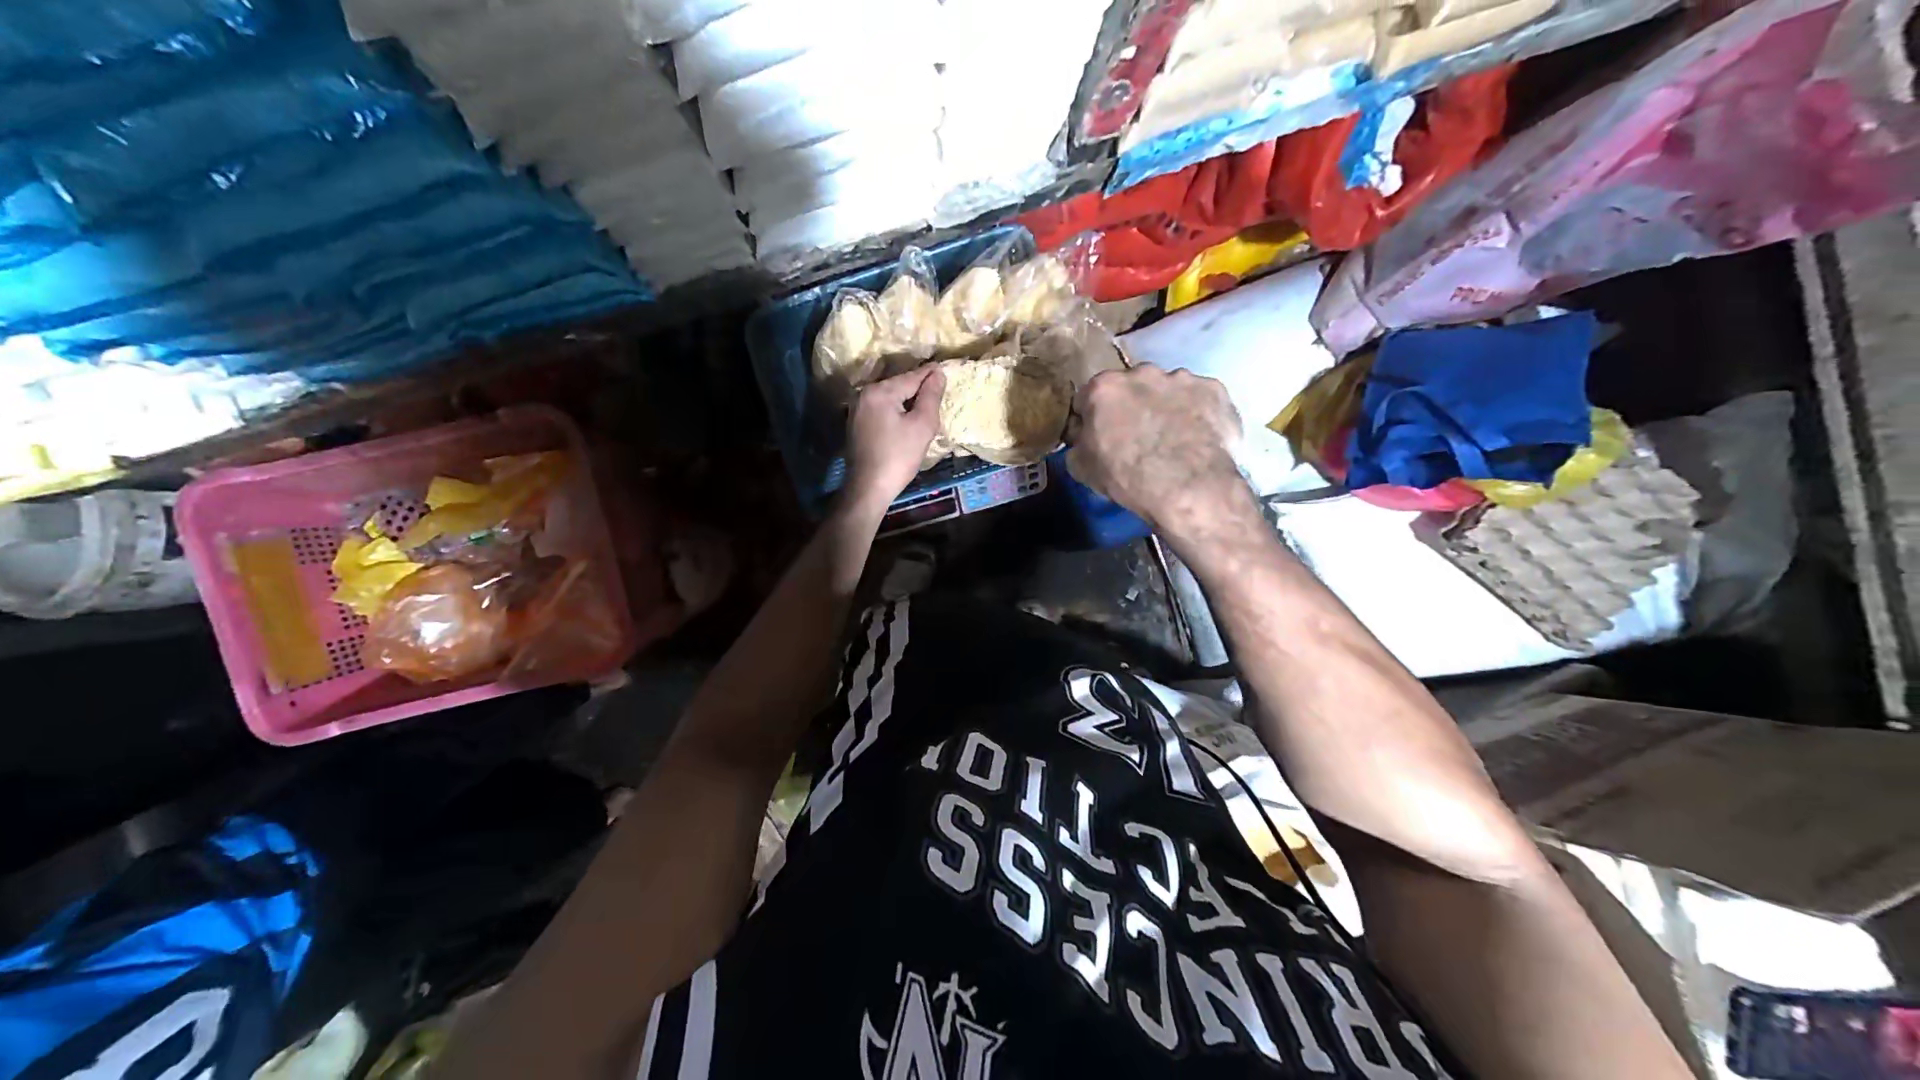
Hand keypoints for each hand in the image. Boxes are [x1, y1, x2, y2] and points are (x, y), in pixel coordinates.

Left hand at [842, 366, 944, 515]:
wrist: (868, 487)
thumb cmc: (899, 457)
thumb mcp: (922, 425)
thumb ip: (931, 396)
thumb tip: (937, 373)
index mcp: (880, 391)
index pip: (912, 376)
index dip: (931, 374)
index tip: (945, 369)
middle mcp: (865, 393)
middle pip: (899, 385)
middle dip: (918, 387)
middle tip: (938, 390)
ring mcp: (857, 408)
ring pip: (889, 397)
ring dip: (907, 399)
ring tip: (925, 403)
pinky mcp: (856, 422)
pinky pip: (881, 408)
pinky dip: (895, 409)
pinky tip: (906, 418)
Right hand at [1067, 365, 1251, 539]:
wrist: (1188, 487)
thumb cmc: (1127, 477)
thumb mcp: (1081, 468)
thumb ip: (1078, 442)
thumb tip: (1084, 437)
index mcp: (1104, 387)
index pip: (1089, 397)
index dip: (1092, 417)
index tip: (1098, 435)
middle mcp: (1142, 372)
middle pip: (1131, 387)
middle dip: (1132, 406)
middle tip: (1138, 437)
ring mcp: (1182, 378)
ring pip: (1168, 389)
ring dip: (1166, 407)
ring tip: (1174, 440)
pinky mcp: (1214, 389)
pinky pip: (1200, 398)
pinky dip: (1198, 413)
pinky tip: (1199, 438)